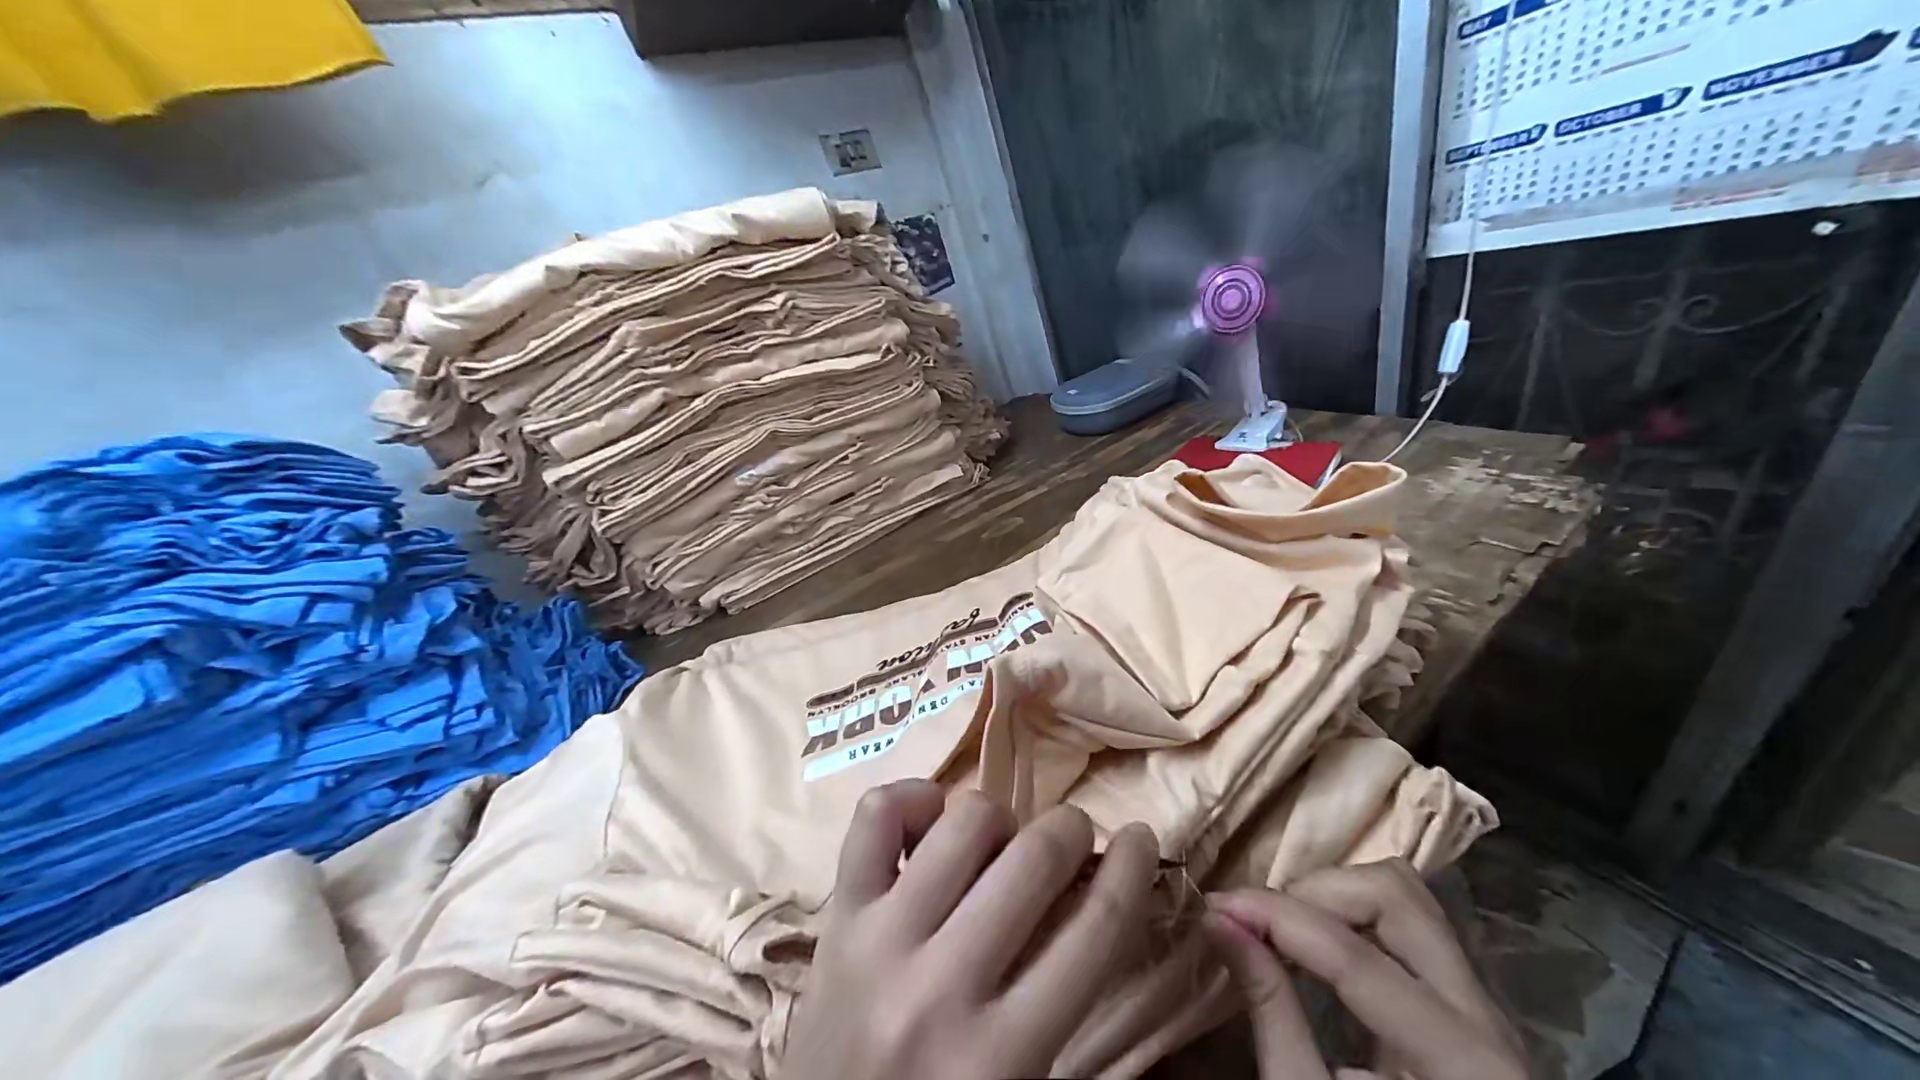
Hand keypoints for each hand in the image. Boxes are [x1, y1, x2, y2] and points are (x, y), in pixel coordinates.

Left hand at [780, 780, 1160, 1079]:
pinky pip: (875, 819)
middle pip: (1034, 860)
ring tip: (1002, 842)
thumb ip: (1066, 1003)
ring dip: (1001, 817)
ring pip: (964, 825)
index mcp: (1003, 1057)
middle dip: (1069, 830)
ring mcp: (880, 942)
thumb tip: (1095, 897)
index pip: (1095, 930)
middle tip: (1071, 838)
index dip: (1132, 868)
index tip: (1142, 839)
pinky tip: (931, 819)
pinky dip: (912, 798)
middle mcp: (941, 987)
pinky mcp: (836, 916)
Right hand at [1203, 860, 1526, 1079]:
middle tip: (1257, 919)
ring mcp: (1481, 1006)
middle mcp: (1487, 1021)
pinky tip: (1311, 938)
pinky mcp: (1460, 1002)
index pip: (1357, 957)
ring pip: (1408, 897)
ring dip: (1334, 894)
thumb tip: (1218, 922)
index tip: (1216, 905)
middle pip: (1398, 898)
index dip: (1278, 918)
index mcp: (1462, 1065)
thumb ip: (1270, 1009)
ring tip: (1282, 924)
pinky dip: (1350, 912)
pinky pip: (1409, 923)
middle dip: (1315, 894)